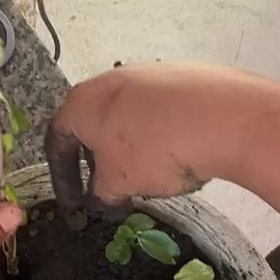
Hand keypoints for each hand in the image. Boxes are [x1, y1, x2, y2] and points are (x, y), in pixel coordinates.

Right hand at [47, 63, 267, 209]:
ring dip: (132, 148)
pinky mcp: (182, 75)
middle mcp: (109, 81)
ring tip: (151, 176)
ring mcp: (147, 74)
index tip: (75, 205)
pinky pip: (161, 110)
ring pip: (128, 117)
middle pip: (93, 126)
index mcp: (82, 104)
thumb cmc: (154, 150)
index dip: (63, 179)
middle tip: (112, 191)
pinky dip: (162, 134)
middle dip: (99, 162)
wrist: (223, 117)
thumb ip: (101, 193)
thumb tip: (104, 197)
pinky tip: (180, 154)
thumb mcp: (118, 184)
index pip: (57, 141)